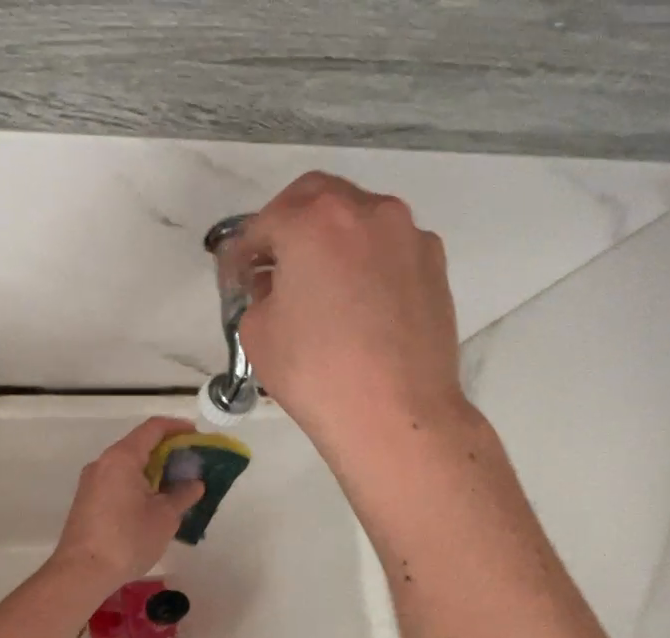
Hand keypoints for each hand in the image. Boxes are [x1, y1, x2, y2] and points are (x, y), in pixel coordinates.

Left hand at [48, 417, 205, 594]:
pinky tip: (153, 504)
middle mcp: (102, 463)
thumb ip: (182, 494)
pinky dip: (137, 485)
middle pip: (138, 446)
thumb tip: (193, 483)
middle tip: (193, 467)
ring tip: (177, 488)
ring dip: (153, 471)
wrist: (82, 571)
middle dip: (168, 453)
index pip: (152, 428)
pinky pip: (116, 482)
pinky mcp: (86, 501)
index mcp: (121, 458)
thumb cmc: (127, 539)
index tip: (198, 437)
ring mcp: (90, 483)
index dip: (178, 428)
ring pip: (127, 466)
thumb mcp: (165, 517)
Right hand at [218, 171, 469, 446]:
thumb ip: (259, 292)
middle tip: (272, 264)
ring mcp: (408, 234)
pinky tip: (352, 304)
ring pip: (357, 218)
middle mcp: (367, 212)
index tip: (237, 276)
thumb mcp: (257, 330)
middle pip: (317, 197)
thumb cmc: (313, 369)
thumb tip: (275, 283)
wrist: (393, 409)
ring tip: (315, 285)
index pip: (266, 220)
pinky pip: (386, 247)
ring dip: (329, 238)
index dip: (244, 249)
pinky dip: (362, 260)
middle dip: (288, 222)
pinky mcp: (432, 263)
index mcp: (314, 223)